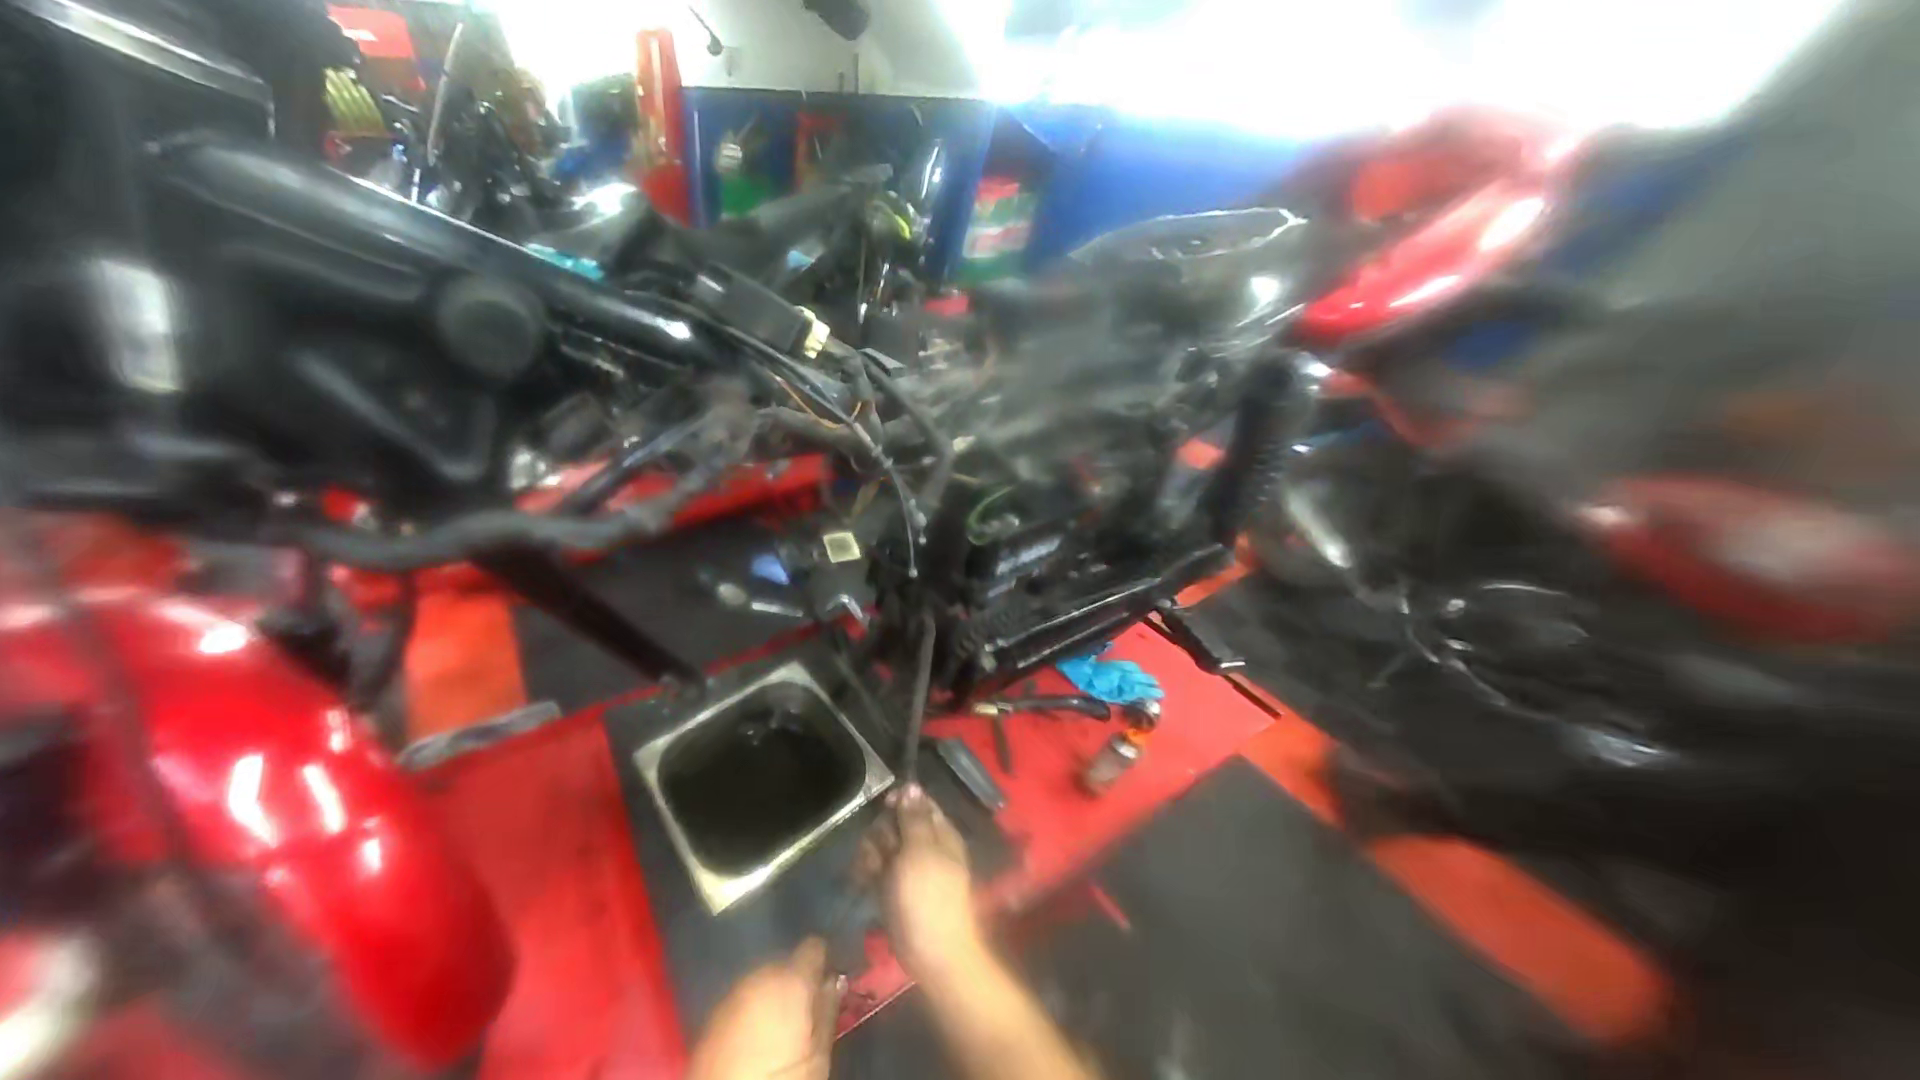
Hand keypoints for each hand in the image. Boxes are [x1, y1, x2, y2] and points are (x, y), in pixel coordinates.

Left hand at [687, 938, 841, 1079]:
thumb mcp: (817, 1057)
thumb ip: (828, 1010)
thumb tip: (834, 981)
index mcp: (791, 980)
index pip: (813, 947)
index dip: (823, 961)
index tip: (828, 979)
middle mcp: (759, 976)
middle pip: (785, 964)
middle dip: (795, 981)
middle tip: (804, 1011)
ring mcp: (731, 995)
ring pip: (761, 981)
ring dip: (771, 994)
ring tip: (778, 1027)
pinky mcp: (710, 1017)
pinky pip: (740, 1001)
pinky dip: (750, 1011)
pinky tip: (753, 1038)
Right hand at [861, 783, 982, 985]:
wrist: (932, 953)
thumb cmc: (930, 897)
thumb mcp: (922, 850)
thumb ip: (914, 817)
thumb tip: (911, 785)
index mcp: (941, 832)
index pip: (918, 802)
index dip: (900, 801)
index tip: (886, 807)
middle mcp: (924, 845)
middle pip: (895, 822)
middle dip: (883, 832)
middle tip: (883, 850)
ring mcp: (907, 867)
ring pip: (882, 844)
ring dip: (872, 853)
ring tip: (872, 870)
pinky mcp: (893, 887)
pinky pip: (876, 868)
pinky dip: (868, 871)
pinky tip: (863, 879)